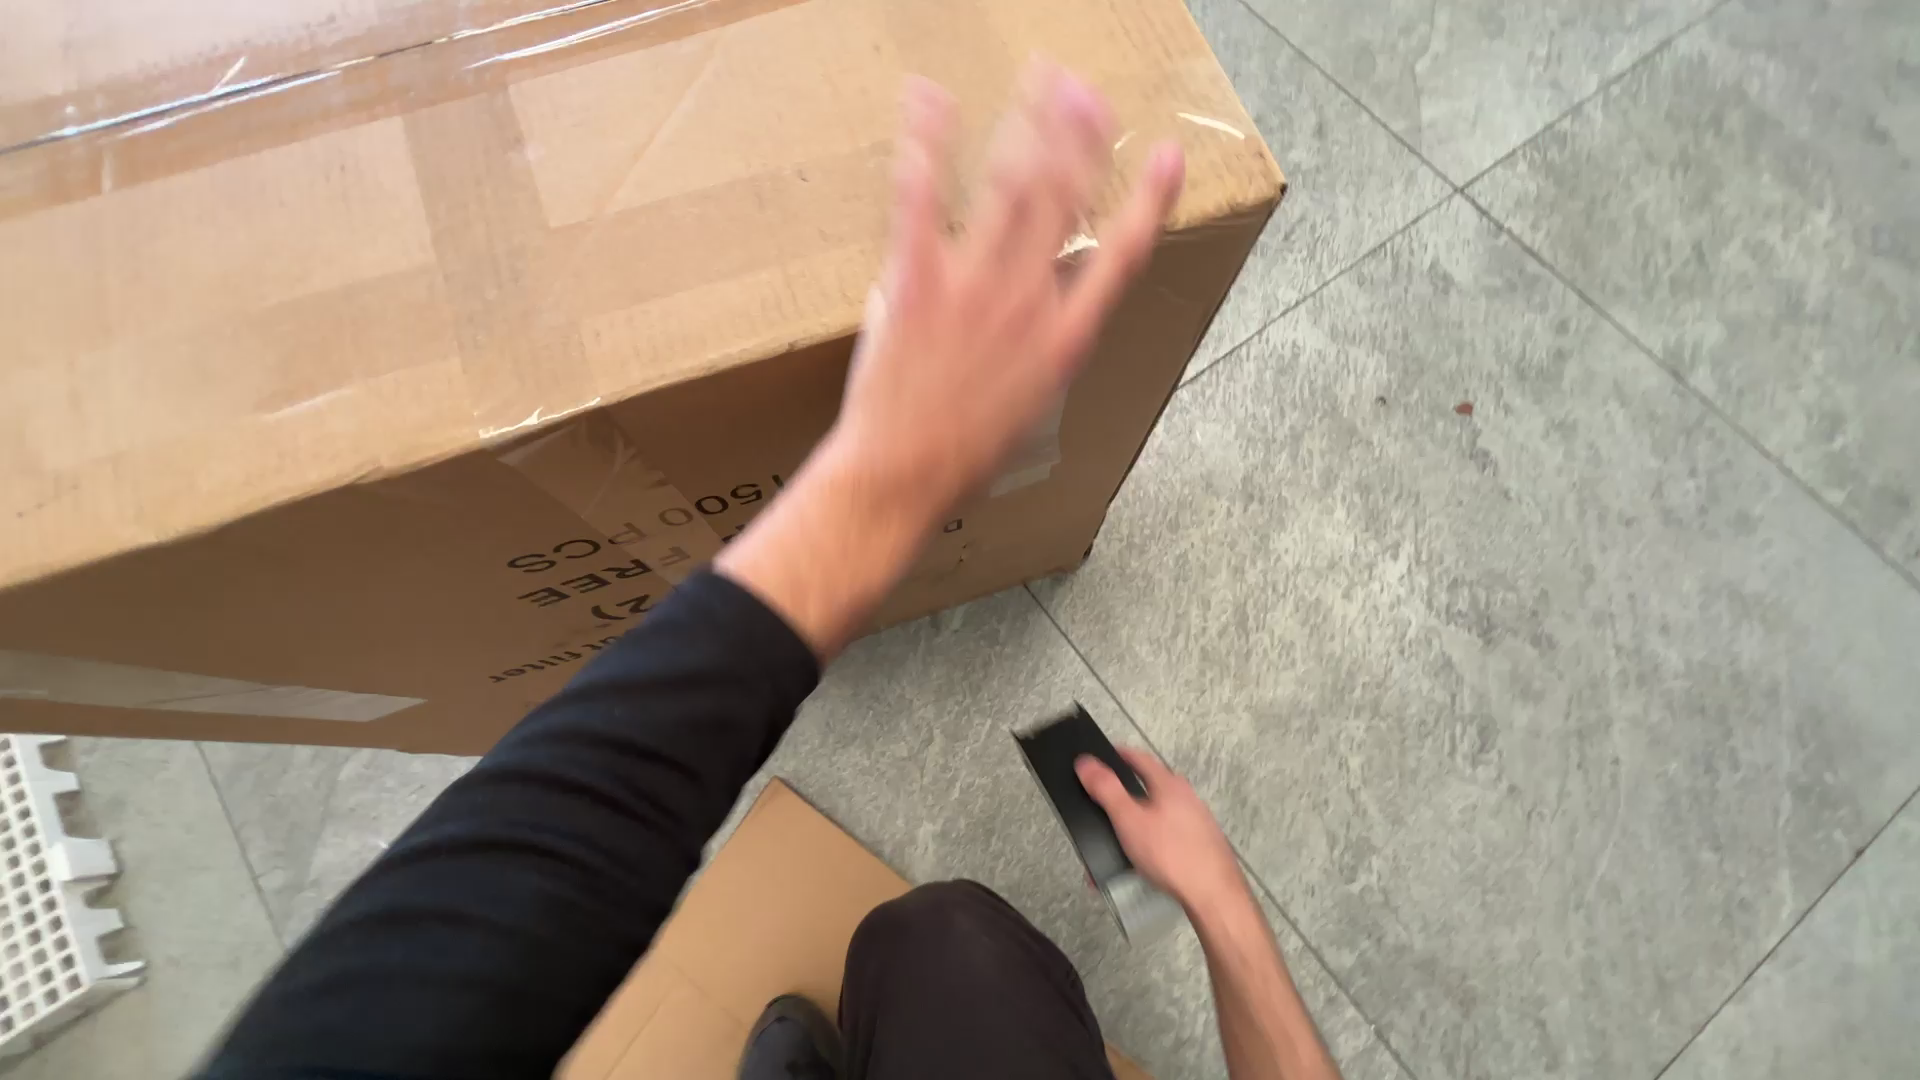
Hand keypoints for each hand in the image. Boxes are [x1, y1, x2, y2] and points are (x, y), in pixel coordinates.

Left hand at [825, 63, 1185, 530]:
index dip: (1150, 204)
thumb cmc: (964, 459)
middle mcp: (1027, 303)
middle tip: (1087, 91)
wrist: (902, 477)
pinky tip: (931, 100)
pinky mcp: (916, 283)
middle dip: (1081, 136)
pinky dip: (928, 144)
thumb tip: (1019, 318)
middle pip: (1065, 201)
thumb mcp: (1026, 414)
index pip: (1121, 259)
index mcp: (1063, 342)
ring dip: (1030, 123)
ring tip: (1041, 77)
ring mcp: (973, 288)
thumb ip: (1033, 354)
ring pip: (1012, 187)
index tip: (1166, 158)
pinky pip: (923, 200)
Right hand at [1077, 748, 1245, 913]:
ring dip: (1135, 825)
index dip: (1119, 754)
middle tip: (1104, 804)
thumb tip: (1085, 761)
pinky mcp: (1203, 846)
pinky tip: (1140, 863)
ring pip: (1158, 816)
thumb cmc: (1169, 853)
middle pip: (1150, 787)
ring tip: (1117, 842)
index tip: (1102, 756)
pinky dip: (1149, 843)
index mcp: (1169, 784)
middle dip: (1125, 796)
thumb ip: (1106, 789)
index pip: (1140, 758)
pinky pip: (1168, 837)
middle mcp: (1187, 797)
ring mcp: (1198, 822)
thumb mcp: (1129, 819)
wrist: (1214, 897)